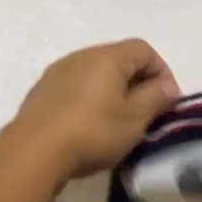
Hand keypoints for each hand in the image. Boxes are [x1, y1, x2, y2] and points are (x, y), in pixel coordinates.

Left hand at [5, 39, 180, 180]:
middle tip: (144, 113)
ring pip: (95, 73)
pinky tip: (87, 125)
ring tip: (116, 121)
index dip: (162, 72)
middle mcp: (81, 55)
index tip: (166, 101)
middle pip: (118, 58)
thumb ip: (156, 98)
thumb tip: (168, 86)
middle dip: (136, 82)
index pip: (144, 50)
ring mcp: (57, 71)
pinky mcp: (41, 90)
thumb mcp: (134, 120)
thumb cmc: (92, 133)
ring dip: (111, 91)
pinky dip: (88, 98)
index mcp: (107, 57)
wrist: (33, 151)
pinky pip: (75, 86)